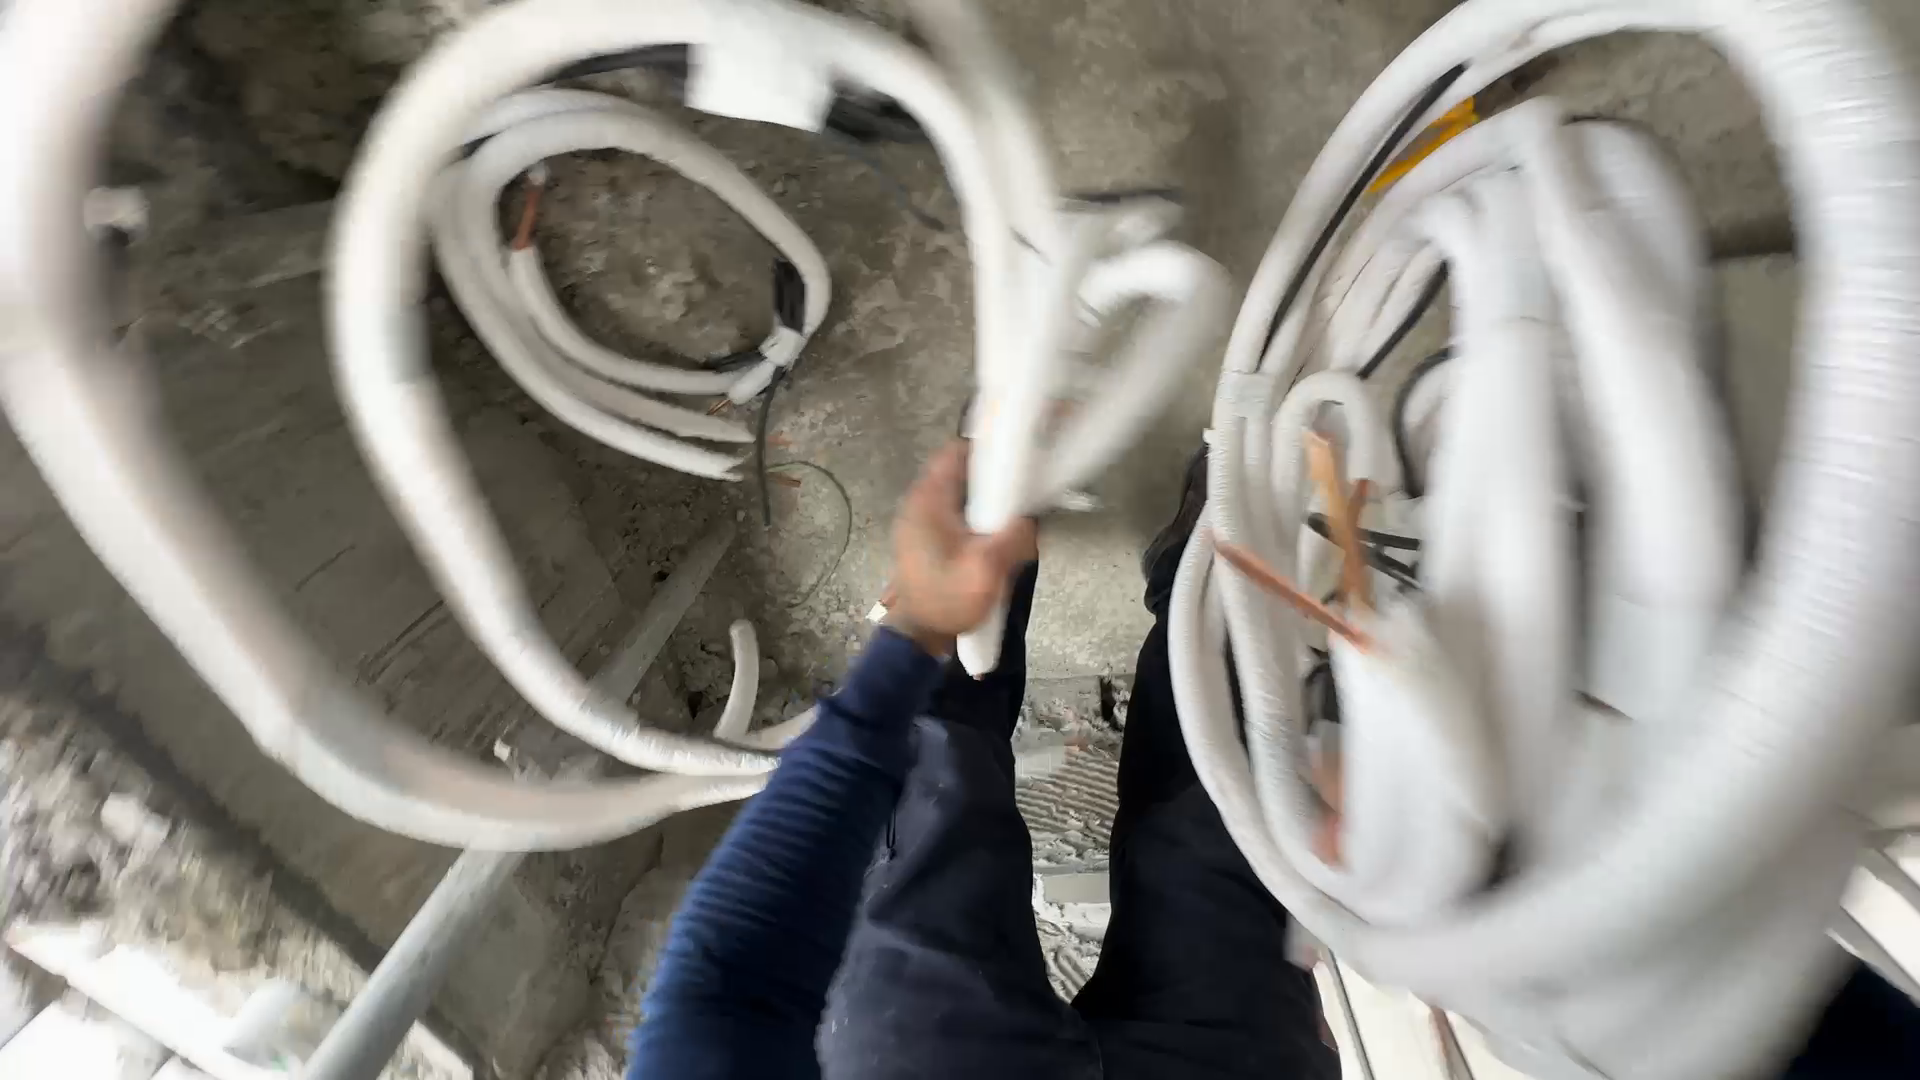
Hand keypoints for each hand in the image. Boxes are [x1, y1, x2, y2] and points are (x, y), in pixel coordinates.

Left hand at [886, 441, 1037, 656]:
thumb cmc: (948, 601)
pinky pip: (958, 513)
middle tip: (1022, 492)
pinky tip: (997, 535)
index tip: (1017, 458)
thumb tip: (1031, 517)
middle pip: (962, 471)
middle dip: (994, 480)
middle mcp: (920, 503)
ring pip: (962, 493)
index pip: (955, 451)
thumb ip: (1015, 536)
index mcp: (928, 501)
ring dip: (988, 502)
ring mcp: (921, 520)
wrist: (920, 636)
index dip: (988, 449)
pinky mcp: (927, 538)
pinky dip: (978, 518)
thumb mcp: (988, 570)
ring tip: (1014, 516)